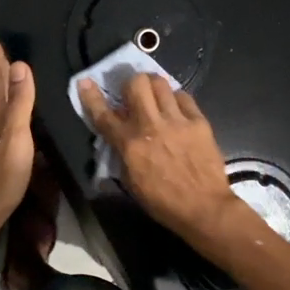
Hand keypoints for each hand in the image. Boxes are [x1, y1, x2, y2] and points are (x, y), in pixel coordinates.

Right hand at [77, 73, 239, 241]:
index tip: (85, 82)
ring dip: (154, 86)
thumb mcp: (132, 182)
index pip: (104, 115)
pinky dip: (177, 99)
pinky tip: (177, 109)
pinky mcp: (199, 121)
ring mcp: (177, 120)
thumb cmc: (163, 202)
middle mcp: (151, 125)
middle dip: (131, 83)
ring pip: (161, 83)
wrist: (203, 207)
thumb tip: (120, 137)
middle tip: (134, 93)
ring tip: (156, 96)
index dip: (91, 96)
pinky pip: (184, 97)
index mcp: (130, 144)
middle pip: (136, 84)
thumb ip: (123, 154)